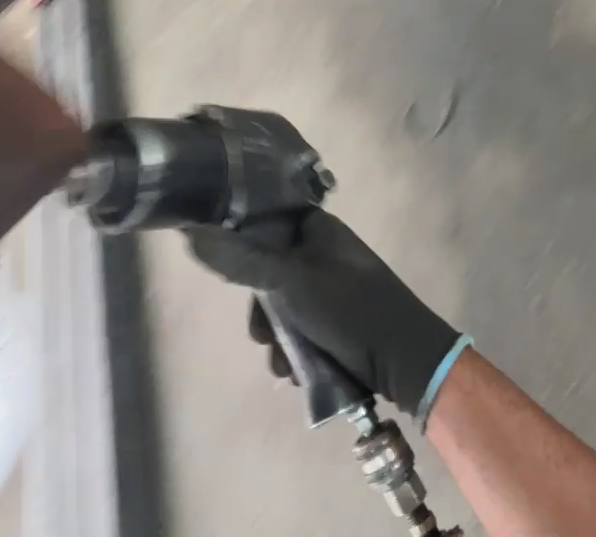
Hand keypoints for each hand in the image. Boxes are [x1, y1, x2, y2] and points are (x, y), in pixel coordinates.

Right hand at [186, 210, 461, 415]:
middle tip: (263, 335)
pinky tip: (297, 372)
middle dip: (263, 312)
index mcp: (320, 229)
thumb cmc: (347, 307)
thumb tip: (190, 233)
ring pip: (285, 308)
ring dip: (278, 339)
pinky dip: (296, 351)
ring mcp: (335, 288)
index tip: (234, 278)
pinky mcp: (341, 321)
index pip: (268, 223)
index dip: (246, 248)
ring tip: (284, 363)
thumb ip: (239, 259)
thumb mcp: (288, 280)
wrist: (405, 358)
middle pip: (270, 273)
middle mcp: (326, 252)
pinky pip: (304, 330)